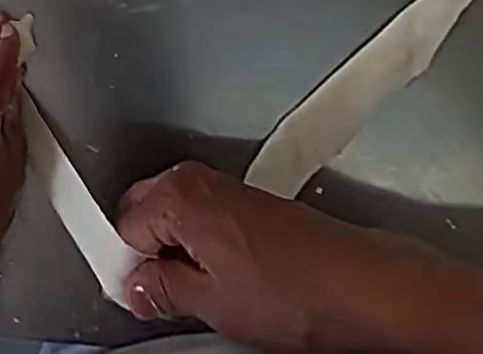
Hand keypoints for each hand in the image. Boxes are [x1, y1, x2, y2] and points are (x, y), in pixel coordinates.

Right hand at [118, 161, 482, 353]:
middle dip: (145, 249)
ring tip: (205, 289)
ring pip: (168, 211)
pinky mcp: (240, 195)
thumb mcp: (213, 305)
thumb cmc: (296, 290)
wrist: (361, 286)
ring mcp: (217, 183)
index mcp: (176, 195)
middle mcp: (192, 177)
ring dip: (173, 246)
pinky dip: (198, 239)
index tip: (136, 290)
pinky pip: (197, 211)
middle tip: (166, 294)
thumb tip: (137, 286)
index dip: (125, 263)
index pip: (121, 225)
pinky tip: (226, 275)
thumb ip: (161, 289)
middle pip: (140, 209)